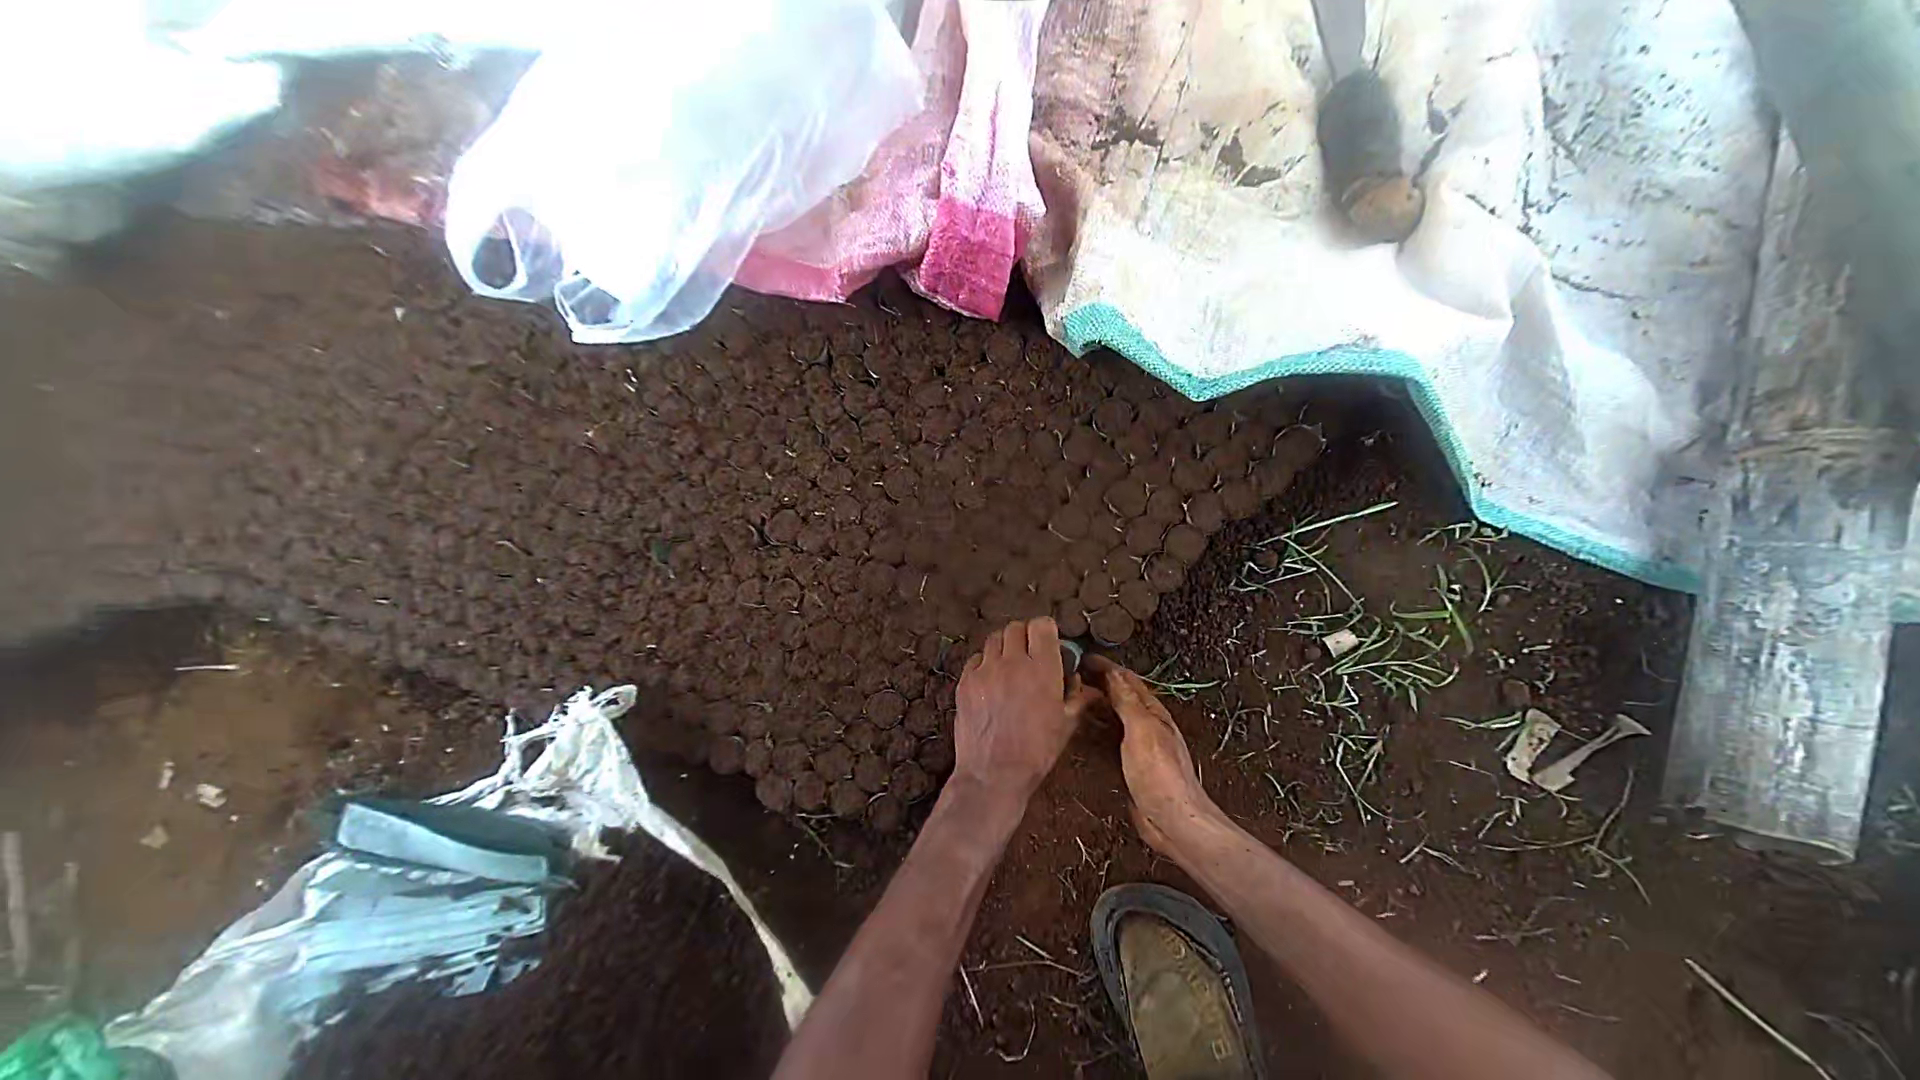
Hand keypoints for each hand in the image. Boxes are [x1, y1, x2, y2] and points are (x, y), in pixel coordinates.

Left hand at [954, 618, 1099, 804]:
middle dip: (1025, 636)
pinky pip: (976, 659)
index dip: (1046, 630)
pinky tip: (991, 680)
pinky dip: (985, 663)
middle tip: (1030, 652)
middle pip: (1016, 628)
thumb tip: (1092, 689)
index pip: (1041, 626)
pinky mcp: (965, 682)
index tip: (1049, 641)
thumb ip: (1078, 699)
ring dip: (1004, 646)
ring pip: (994, 639)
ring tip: (1010, 664)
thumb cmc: (1036, 752)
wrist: (993, 774)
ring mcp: (986, 671)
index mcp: (1042, 669)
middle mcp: (1012, 663)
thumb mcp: (1066, 725)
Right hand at [1082, 655, 1224, 854]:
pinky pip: (1107, 739)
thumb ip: (1127, 701)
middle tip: (1067, 676)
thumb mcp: (1142, 730)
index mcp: (1152, 712)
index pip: (1126, 679)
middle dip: (1095, 683)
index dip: (1104, 666)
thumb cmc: (1161, 776)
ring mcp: (1137, 745)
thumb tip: (1114, 673)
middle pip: (1118, 696)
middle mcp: (1146, 725)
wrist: (1174, 821)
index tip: (1080, 657)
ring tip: (1068, 698)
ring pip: (1111, 717)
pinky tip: (1079, 731)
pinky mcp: (1128, 765)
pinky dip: (1092, 729)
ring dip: (1092, 705)